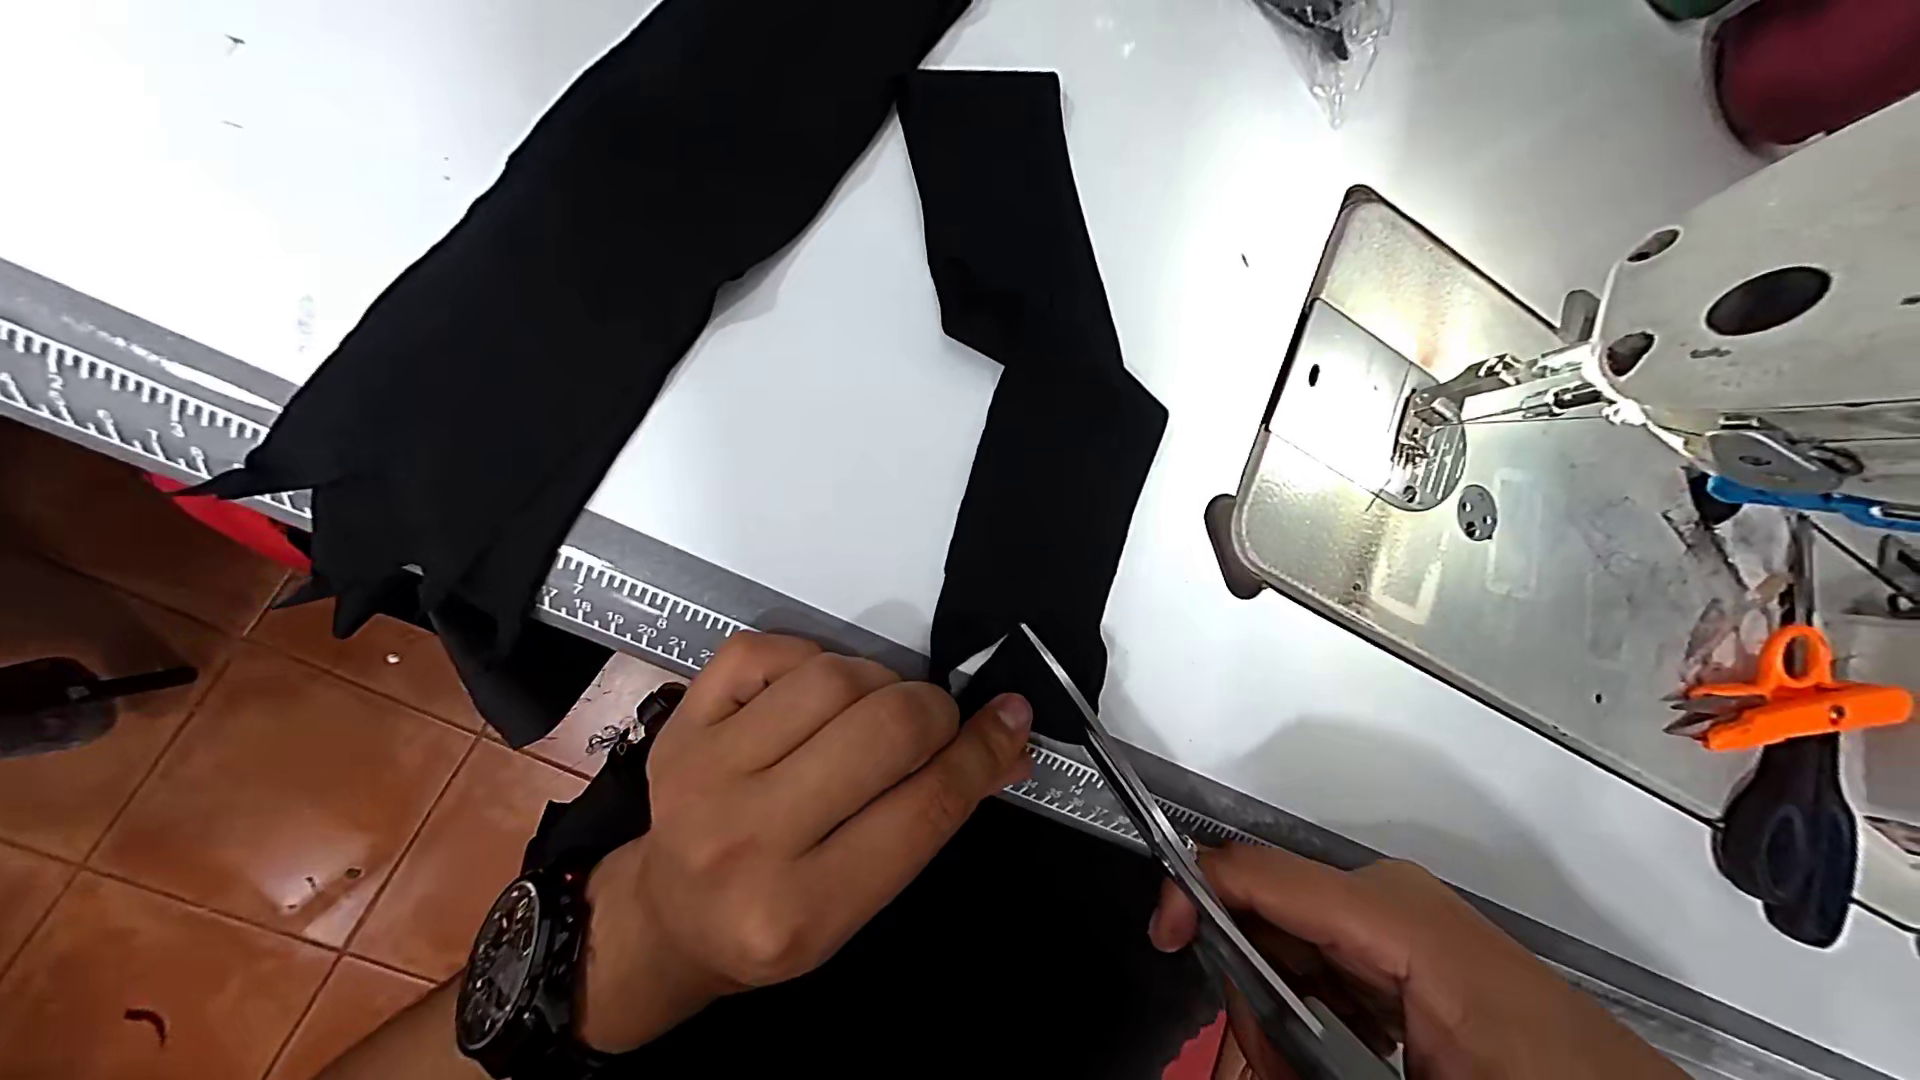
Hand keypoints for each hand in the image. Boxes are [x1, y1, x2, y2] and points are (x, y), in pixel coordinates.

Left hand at [573, 632, 1033, 1052]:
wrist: (671, 914)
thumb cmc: (778, 914)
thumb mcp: (863, 896)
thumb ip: (935, 814)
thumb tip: (1009, 741)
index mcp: (803, 908)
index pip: (923, 808)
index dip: (981, 753)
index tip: (1009, 719)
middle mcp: (746, 840)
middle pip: (882, 730)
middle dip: (932, 711)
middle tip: (934, 720)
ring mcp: (703, 774)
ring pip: (832, 679)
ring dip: (877, 680)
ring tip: (875, 705)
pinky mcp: (681, 725)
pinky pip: (768, 649)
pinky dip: (811, 655)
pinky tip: (815, 689)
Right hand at [1148, 845, 1685, 1079]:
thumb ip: (1302, 1048)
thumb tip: (1240, 1038)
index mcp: (1392, 913)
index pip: (1260, 870)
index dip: (1197, 889)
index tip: (1165, 936)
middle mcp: (1389, 898)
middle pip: (1268, 908)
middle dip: (1244, 982)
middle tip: (1258, 1061)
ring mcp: (1400, 921)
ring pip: (1292, 938)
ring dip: (1273, 1004)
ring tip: (1289, 1065)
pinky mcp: (1409, 948)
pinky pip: (1327, 957)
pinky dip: (1308, 1006)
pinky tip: (1325, 1054)